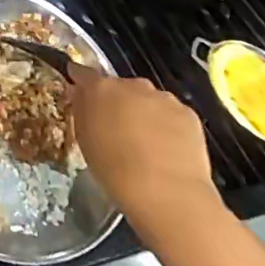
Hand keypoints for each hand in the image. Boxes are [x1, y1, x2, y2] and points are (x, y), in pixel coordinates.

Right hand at [68, 68, 216, 226]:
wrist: (166, 191)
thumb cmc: (114, 171)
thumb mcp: (86, 142)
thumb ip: (83, 112)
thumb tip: (82, 96)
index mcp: (102, 90)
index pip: (85, 74)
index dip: (79, 77)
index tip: (76, 81)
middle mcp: (134, 85)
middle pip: (121, 88)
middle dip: (118, 103)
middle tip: (117, 130)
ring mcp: (164, 97)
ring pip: (149, 100)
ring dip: (144, 114)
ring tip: (146, 145)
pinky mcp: (188, 113)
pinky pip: (172, 115)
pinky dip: (168, 126)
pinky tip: (168, 151)